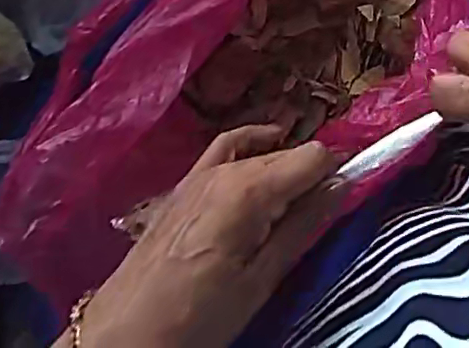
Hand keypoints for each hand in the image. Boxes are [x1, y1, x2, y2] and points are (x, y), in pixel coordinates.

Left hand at [70, 126, 341, 347]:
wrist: (121, 337)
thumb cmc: (196, 320)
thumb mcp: (259, 281)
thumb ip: (302, 226)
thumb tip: (344, 185)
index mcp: (250, 190)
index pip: (313, 156)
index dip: (335, 171)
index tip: (347, 191)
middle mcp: (229, 167)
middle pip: (290, 154)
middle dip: (311, 174)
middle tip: (323, 209)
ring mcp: (204, 169)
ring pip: (263, 153)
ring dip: (285, 168)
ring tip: (297, 199)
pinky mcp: (187, 180)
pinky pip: (229, 144)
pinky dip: (253, 140)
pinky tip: (268, 143)